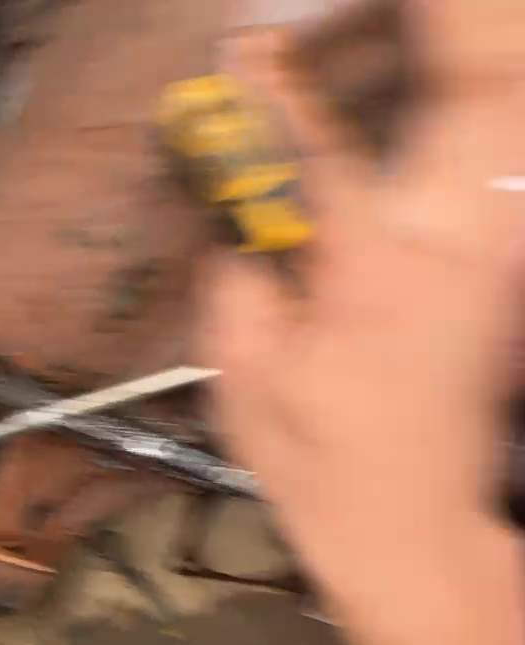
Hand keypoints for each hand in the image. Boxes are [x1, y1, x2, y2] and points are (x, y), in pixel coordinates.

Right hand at [200, 24, 522, 604]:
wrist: (406, 504)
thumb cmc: (306, 447)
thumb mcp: (243, 369)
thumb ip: (243, 276)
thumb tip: (238, 211)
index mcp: (380, 269)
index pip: (322, 151)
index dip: (279, 90)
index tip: (245, 44)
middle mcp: (472, 230)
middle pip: (487, 81)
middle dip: (445, 17)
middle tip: (342, 10)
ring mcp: (510, 231)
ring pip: (513, 101)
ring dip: (471, 46)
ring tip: (399, 26)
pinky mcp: (515, 244)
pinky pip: (509, 139)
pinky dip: (480, 95)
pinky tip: (444, 80)